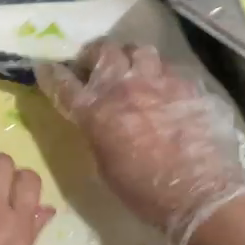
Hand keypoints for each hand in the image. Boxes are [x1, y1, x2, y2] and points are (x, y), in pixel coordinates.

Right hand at [39, 41, 244, 244]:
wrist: (197, 193)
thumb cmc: (144, 191)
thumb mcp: (105, 165)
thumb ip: (97, 133)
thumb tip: (98, 121)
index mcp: (95, 112)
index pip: (63, 83)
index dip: (51, 74)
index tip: (47, 70)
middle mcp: (123, 87)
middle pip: (103, 51)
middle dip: (95, 55)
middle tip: (96, 65)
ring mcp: (158, 81)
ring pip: (139, 50)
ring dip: (131, 57)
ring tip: (134, 70)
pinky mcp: (188, 84)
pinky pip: (169, 68)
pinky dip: (161, 74)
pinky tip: (165, 90)